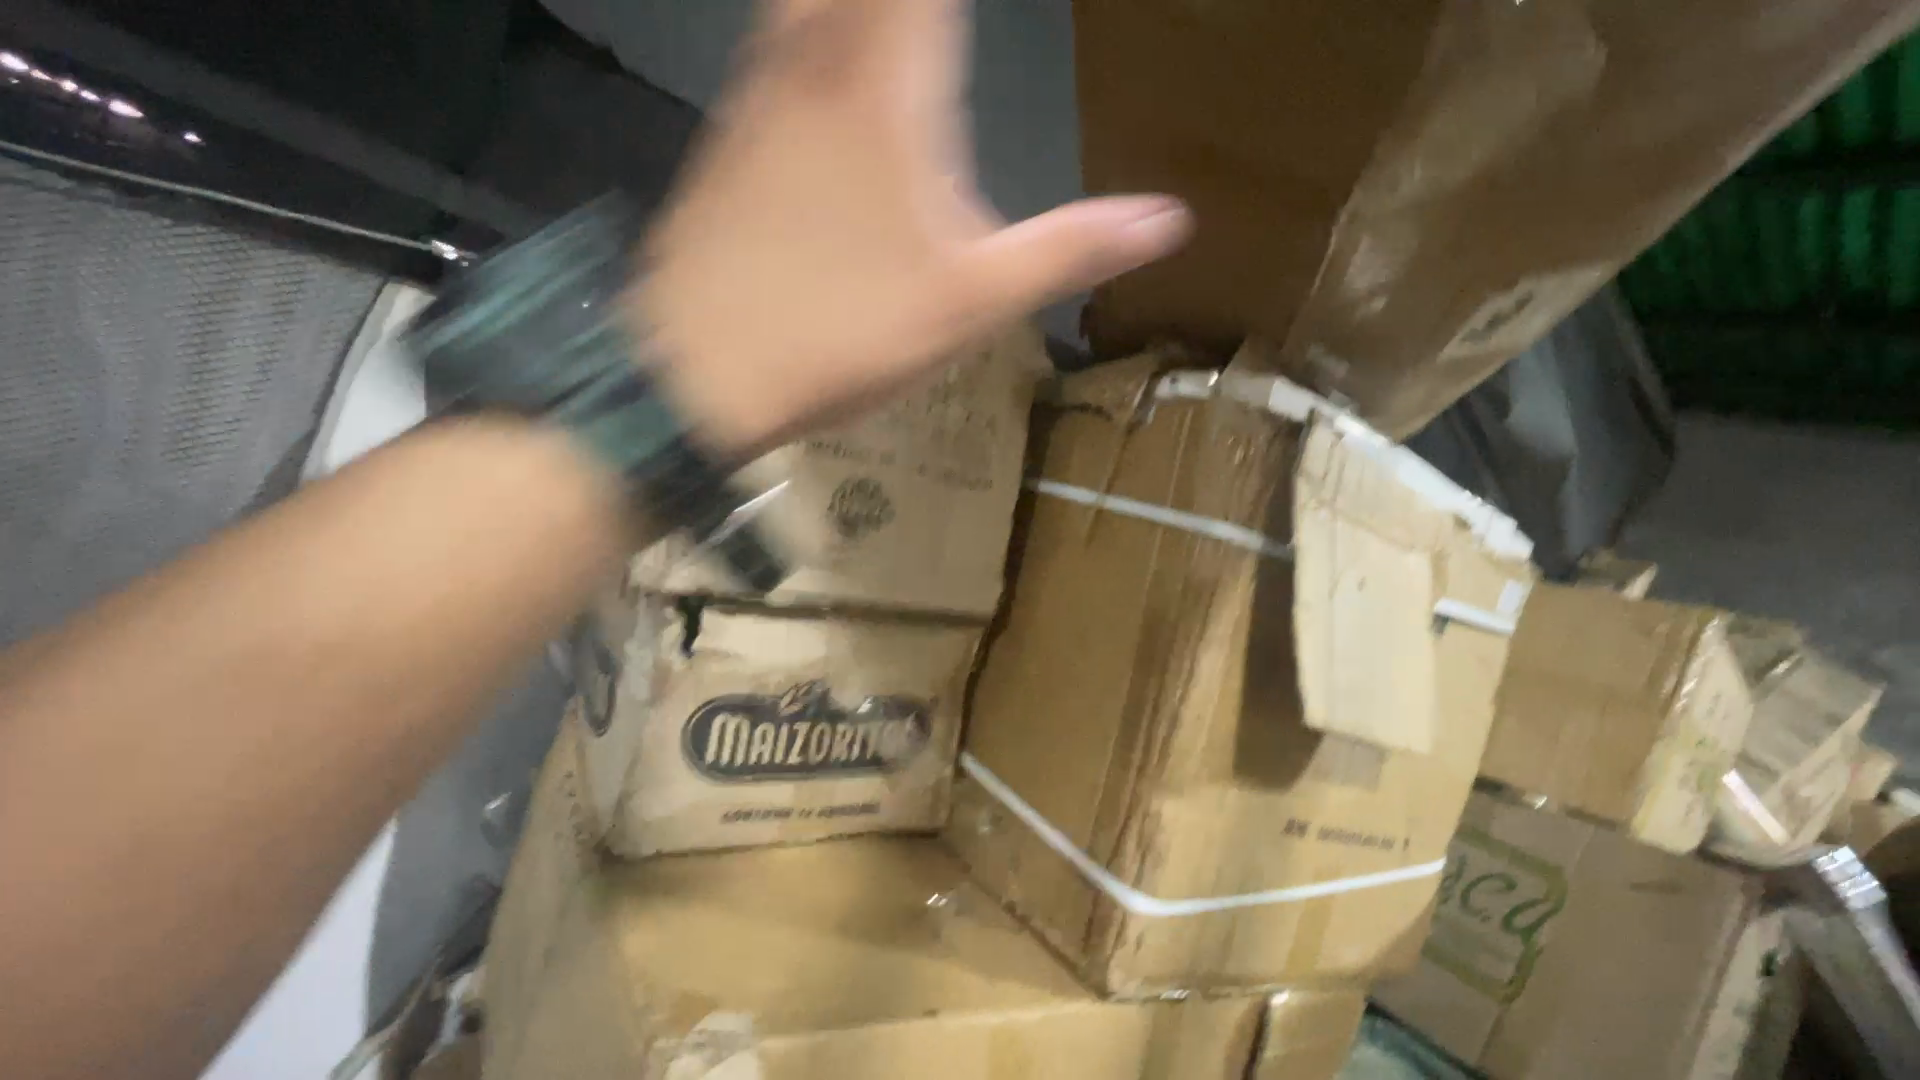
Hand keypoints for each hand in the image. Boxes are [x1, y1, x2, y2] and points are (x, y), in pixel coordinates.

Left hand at [635, 0, 1190, 457]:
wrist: (695, 369)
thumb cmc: (841, 334)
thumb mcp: (970, 304)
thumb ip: (1067, 251)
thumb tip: (1169, 220)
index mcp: (890, 89)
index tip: (971, 11)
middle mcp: (820, 63)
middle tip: (936, 21)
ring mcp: (762, 91)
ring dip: (850, 1)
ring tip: (888, 22)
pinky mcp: (728, 129)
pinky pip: (773, 33)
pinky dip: (807, 16)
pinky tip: (816, 30)